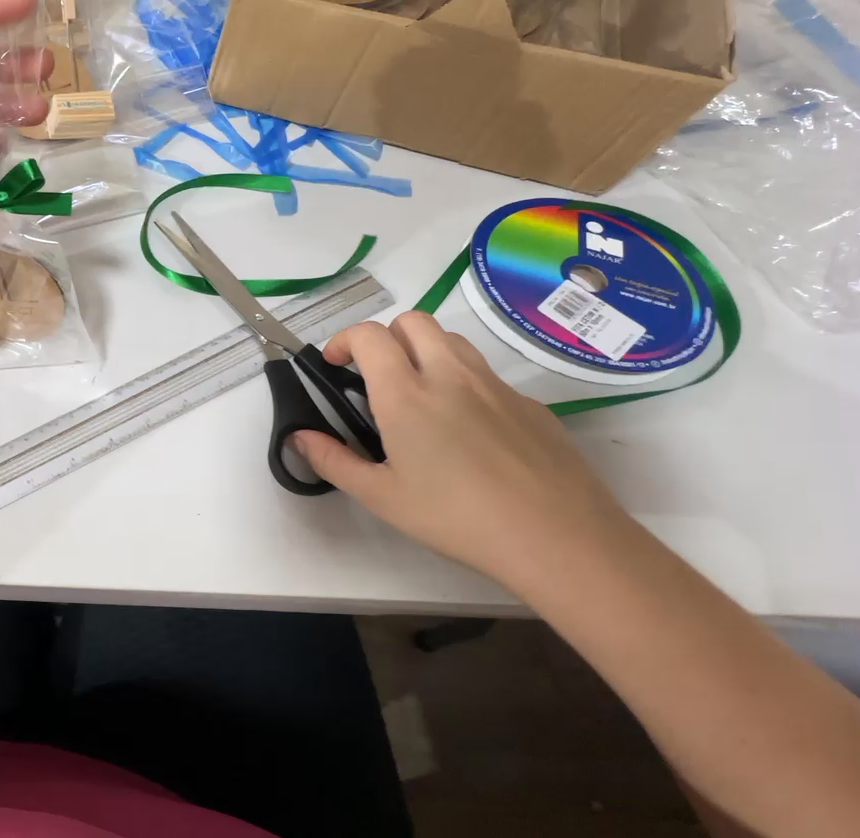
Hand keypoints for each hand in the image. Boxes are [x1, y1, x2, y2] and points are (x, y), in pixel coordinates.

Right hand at [292, 312, 636, 582]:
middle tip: (375, 374)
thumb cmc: (458, 518)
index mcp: (406, 395)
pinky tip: (467, 431)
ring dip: (425, 351)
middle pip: (414, 322)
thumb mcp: (381, 497)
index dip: (345, 340)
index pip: (370, 335)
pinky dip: (464, 383)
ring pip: (452, 341)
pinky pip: (487, 376)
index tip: (335, 365)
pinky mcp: (530, 406)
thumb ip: (333, 461)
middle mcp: (449, 377)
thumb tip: (299, 438)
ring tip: (418, 394)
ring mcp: (496, 387)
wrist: (560, 539)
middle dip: (386, 336)